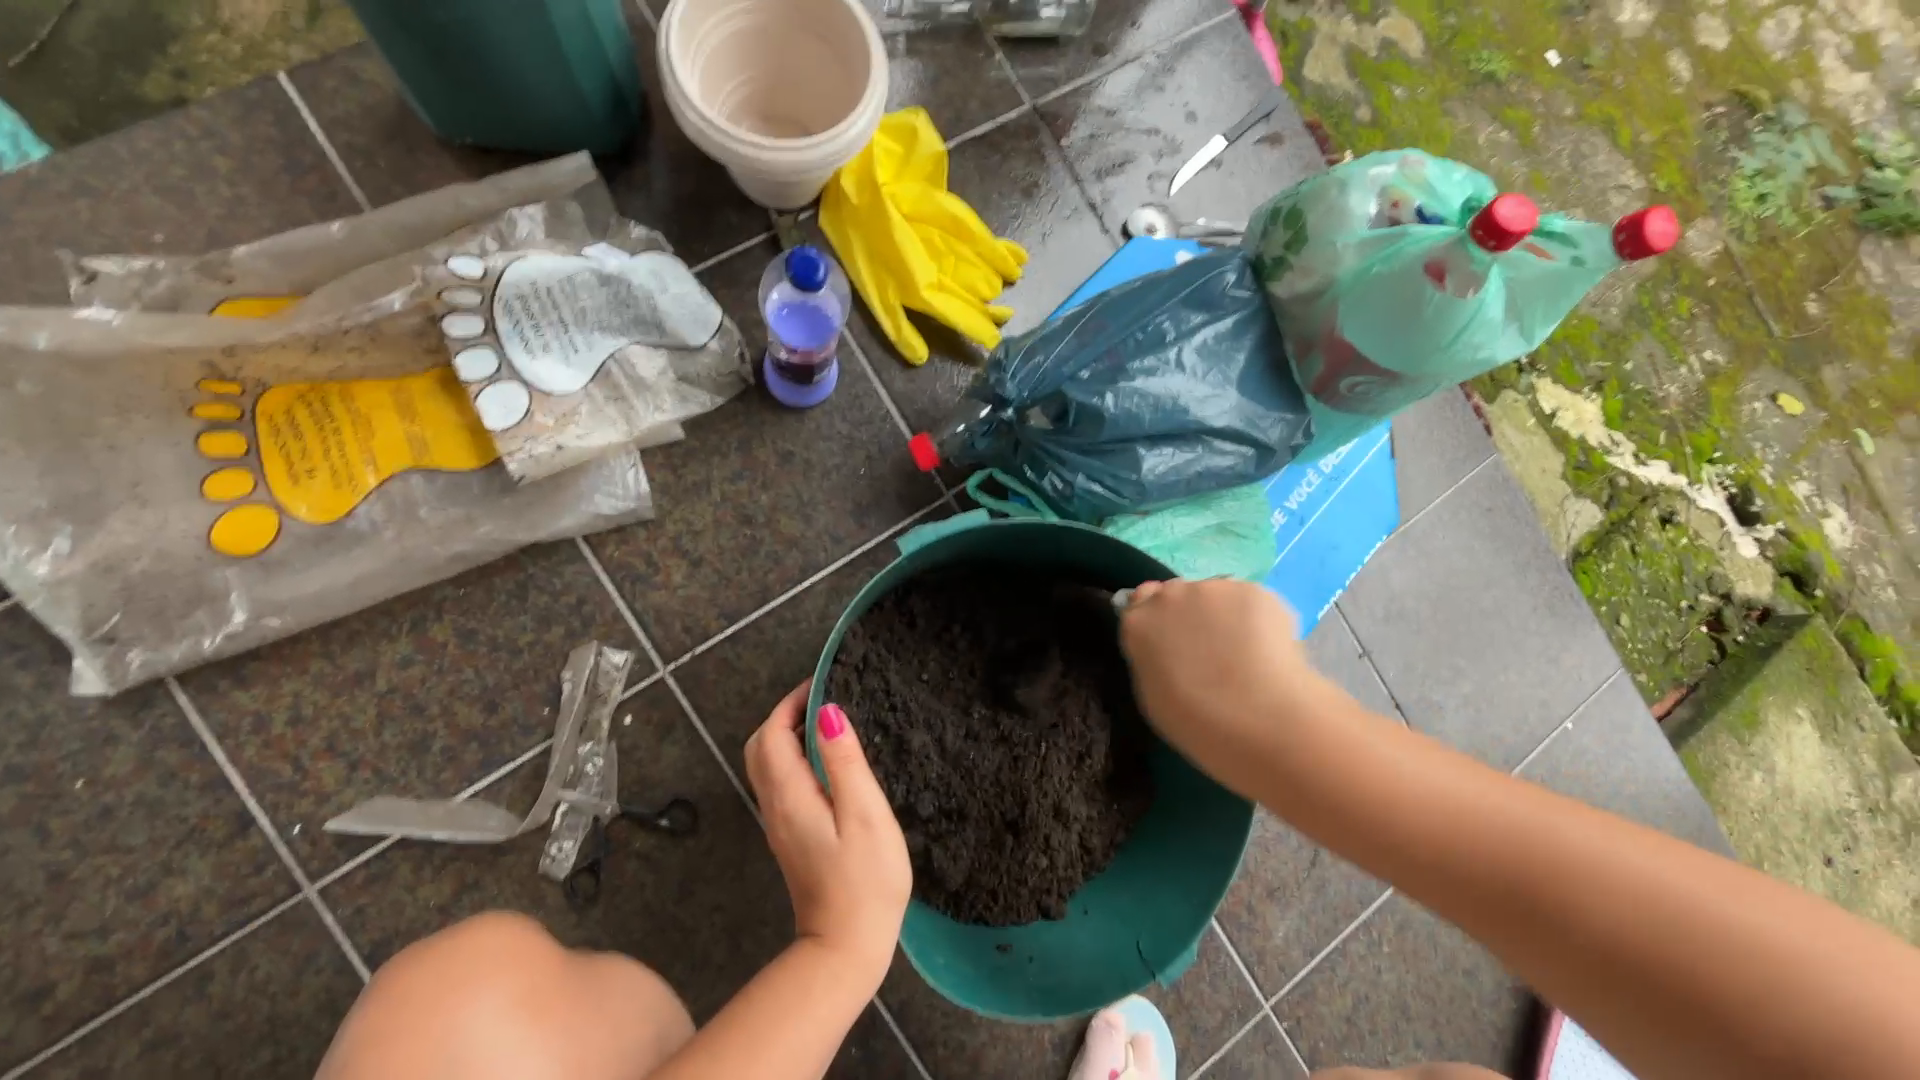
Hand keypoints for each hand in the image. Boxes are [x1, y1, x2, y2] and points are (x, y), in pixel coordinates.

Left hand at [744, 682, 910, 983]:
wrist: (847, 947)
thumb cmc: (866, 881)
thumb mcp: (866, 815)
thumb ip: (845, 761)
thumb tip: (828, 713)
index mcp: (790, 795)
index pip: (772, 734)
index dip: (791, 702)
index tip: (822, 683)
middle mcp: (775, 806)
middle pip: (760, 747)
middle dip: (784, 715)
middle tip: (823, 701)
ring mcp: (780, 824)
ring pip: (767, 765)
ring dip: (789, 736)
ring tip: (829, 725)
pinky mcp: (791, 837)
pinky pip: (781, 783)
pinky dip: (795, 759)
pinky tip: (829, 763)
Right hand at [1118, 579, 1326, 795]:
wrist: (1261, 721)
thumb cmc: (1197, 722)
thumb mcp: (1152, 694)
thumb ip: (1150, 657)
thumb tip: (1163, 647)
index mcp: (1139, 623)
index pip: (1139, 603)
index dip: (1157, 622)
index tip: (1171, 641)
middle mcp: (1170, 596)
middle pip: (1176, 594)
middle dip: (1188, 614)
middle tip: (1209, 650)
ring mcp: (1213, 589)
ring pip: (1215, 595)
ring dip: (1222, 614)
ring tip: (1244, 652)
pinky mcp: (1255, 591)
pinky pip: (1249, 601)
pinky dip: (1255, 618)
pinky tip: (1267, 648)